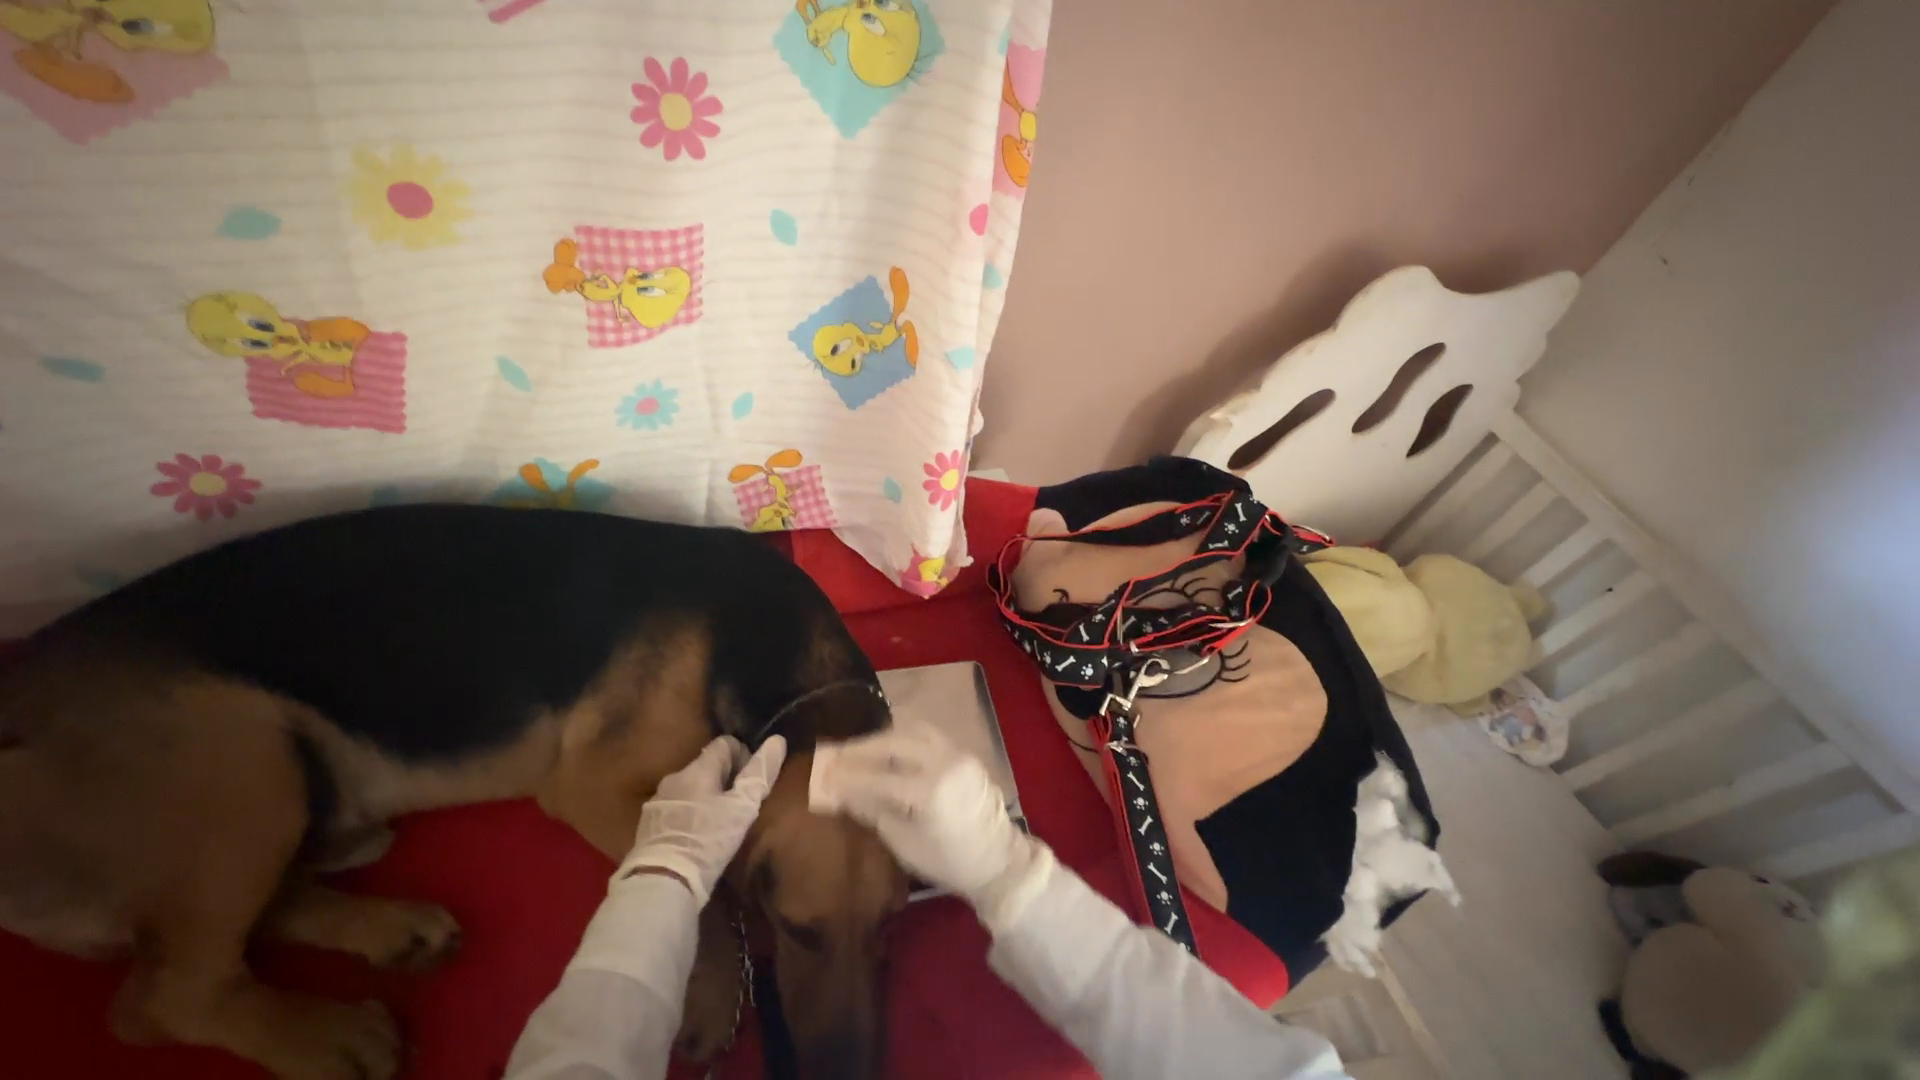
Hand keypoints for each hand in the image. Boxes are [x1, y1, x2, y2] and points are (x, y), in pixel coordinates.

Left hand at [616, 735, 785, 907]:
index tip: (751, 782)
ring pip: (690, 787)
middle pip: (707, 766)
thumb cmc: (707, 841)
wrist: (661, 881)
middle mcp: (675, 777)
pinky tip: (696, 837)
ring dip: (706, 798)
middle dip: (725, 780)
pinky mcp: (648, 823)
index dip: (744, 755)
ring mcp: (658, 800)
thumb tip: (777, 740)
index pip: (725, 743)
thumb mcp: (742, 808)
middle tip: (739, 807)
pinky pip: (676, 807)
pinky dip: (690, 814)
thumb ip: (760, 773)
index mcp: (698, 768)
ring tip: (718, 824)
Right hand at [816, 726, 1052, 930]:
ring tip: (858, 750)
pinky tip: (886, 746)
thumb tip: (840, 792)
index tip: (823, 776)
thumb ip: (873, 811)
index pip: (878, 777)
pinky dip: (903, 736)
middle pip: (893, 743)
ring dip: (881, 738)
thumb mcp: (904, 843)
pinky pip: (927, 734)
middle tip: (835, 756)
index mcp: (930, 792)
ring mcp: (957, 753)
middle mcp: (944, 763)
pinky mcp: (964, 752)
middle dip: (861, 749)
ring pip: (911, 730)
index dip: (848, 776)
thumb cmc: (948, 861)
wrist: (998, 860)